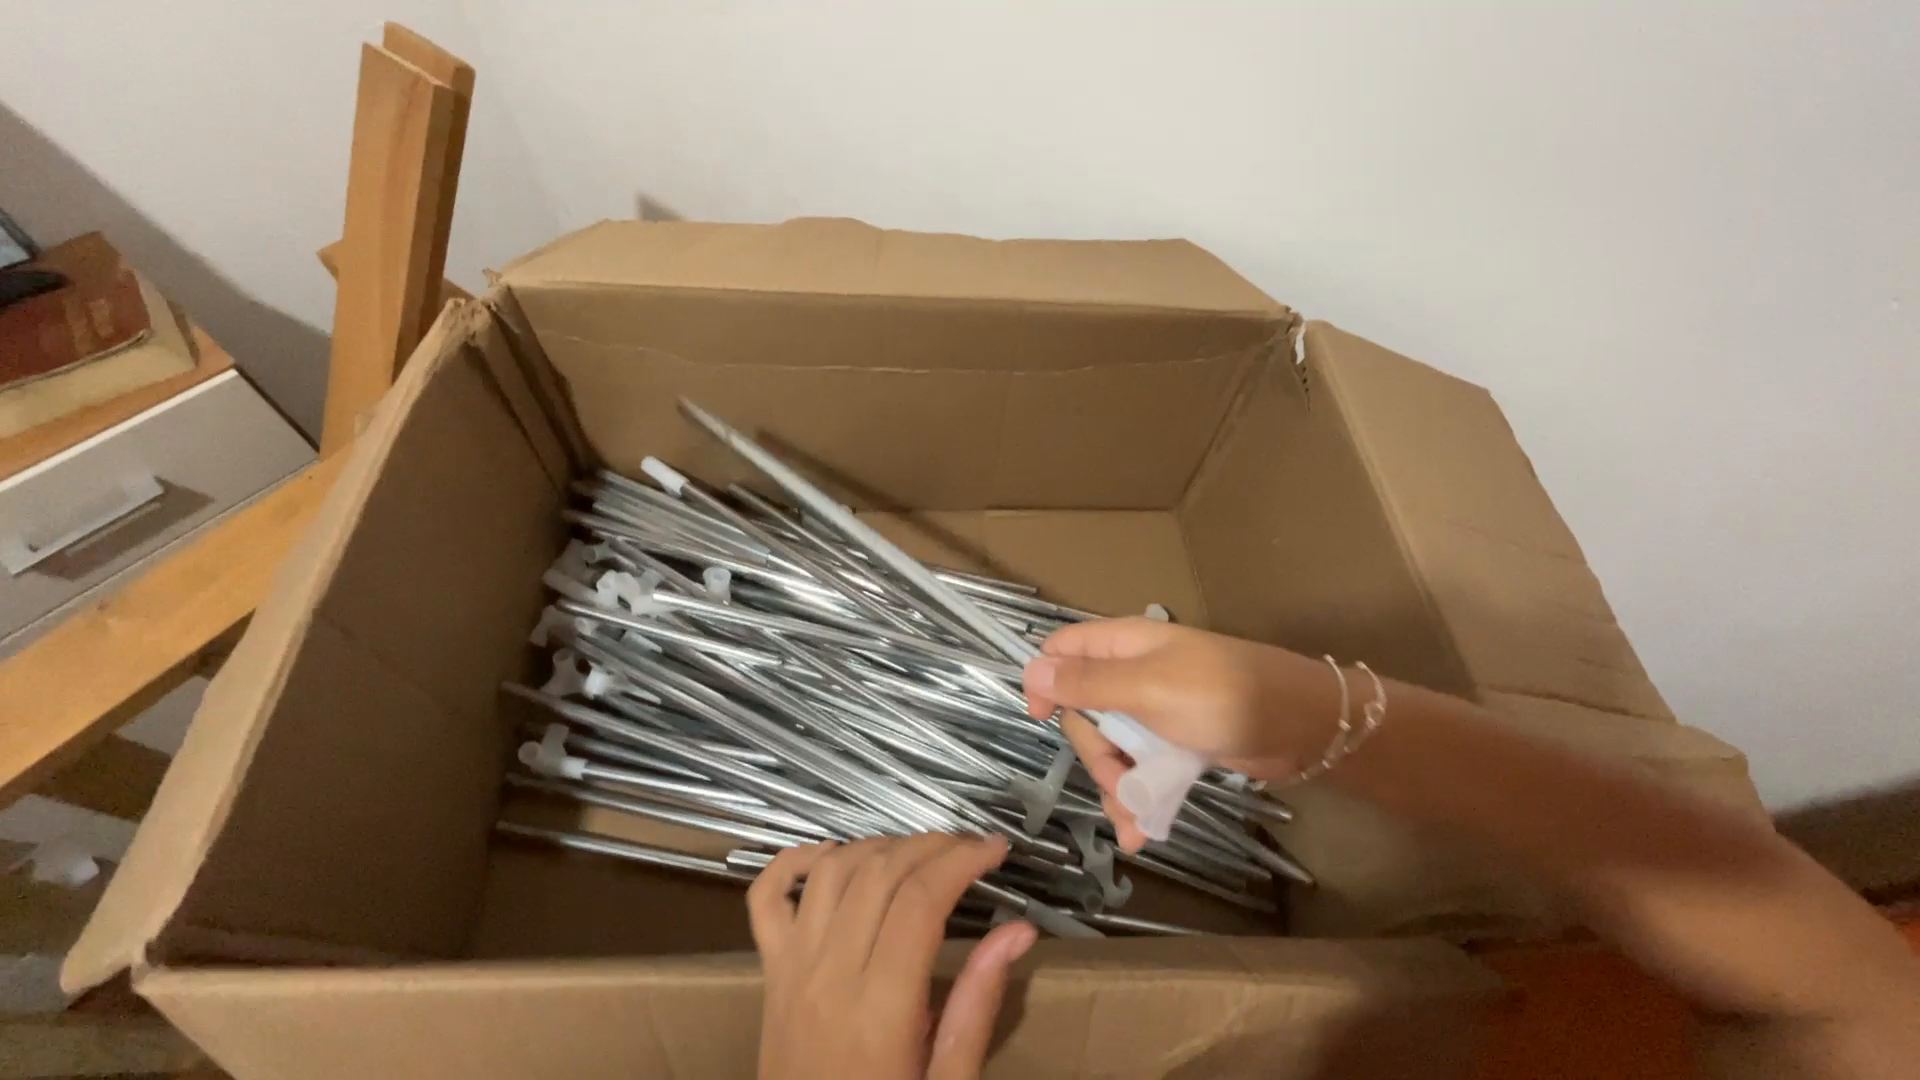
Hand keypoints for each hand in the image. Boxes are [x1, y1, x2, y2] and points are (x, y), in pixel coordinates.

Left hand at [749, 834, 1037, 1079]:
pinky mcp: (769, 972)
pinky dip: (795, 860)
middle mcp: (829, 974)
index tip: (996, 849)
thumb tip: (1019, 931)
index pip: (920, 902)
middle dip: (932, 846)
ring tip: (918, 854)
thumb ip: (977, 1007)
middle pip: (879, 874)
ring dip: (879, 846)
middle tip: (970, 848)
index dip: (962, 861)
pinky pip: (767, 897)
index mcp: (880, 1009)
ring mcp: (791, 968)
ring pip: (832, 872)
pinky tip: (831, 854)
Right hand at [1022, 617, 1343, 851]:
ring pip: (1112, 746)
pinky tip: (1140, 831)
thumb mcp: (1146, 689)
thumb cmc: (1220, 696)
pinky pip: (1142, 767)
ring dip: (1117, 785)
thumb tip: (1031, 670)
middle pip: (1085, 711)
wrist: (1300, 726)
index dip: (1045, 680)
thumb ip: (1088, 684)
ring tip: (1135, 821)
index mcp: (1124, 647)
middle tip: (1118, 779)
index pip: (1064, 651)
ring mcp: (1157, 711)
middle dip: (1096, 753)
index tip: (1041, 718)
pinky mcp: (1178, 742)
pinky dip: (1139, 796)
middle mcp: (1134, 674)